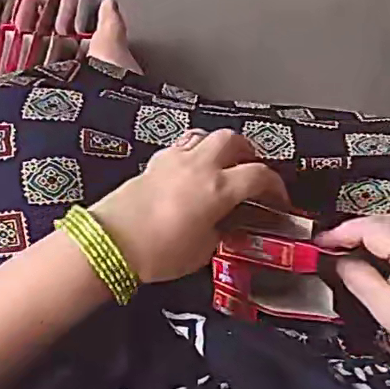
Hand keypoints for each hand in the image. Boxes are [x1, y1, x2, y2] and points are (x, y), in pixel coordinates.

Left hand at [87, 129, 289, 282]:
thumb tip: (226, 223)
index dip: (276, 186)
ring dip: (221, 146)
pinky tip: (192, 169)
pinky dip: (195, 150)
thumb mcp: (202, 250)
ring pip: (207, 135)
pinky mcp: (154, 162)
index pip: (260, 175)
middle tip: (252, 172)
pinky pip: (183, 145)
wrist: (111, 243)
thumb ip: (221, 231)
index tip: (279, 200)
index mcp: (218, 189)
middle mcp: (200, 166)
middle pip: (234, 140)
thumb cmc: (159, 253)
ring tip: (224, 165)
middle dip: (249, 153)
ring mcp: (175, 159)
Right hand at [316, 213, 389, 380]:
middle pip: (387, 219)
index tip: (321, 242)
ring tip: (350, 247)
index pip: (373, 228)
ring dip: (374, 231)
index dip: (342, 233)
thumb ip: (356, 276)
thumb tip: (338, 259)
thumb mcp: (385, 308)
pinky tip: (378, 250)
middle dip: (356, 229)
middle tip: (332, 245)